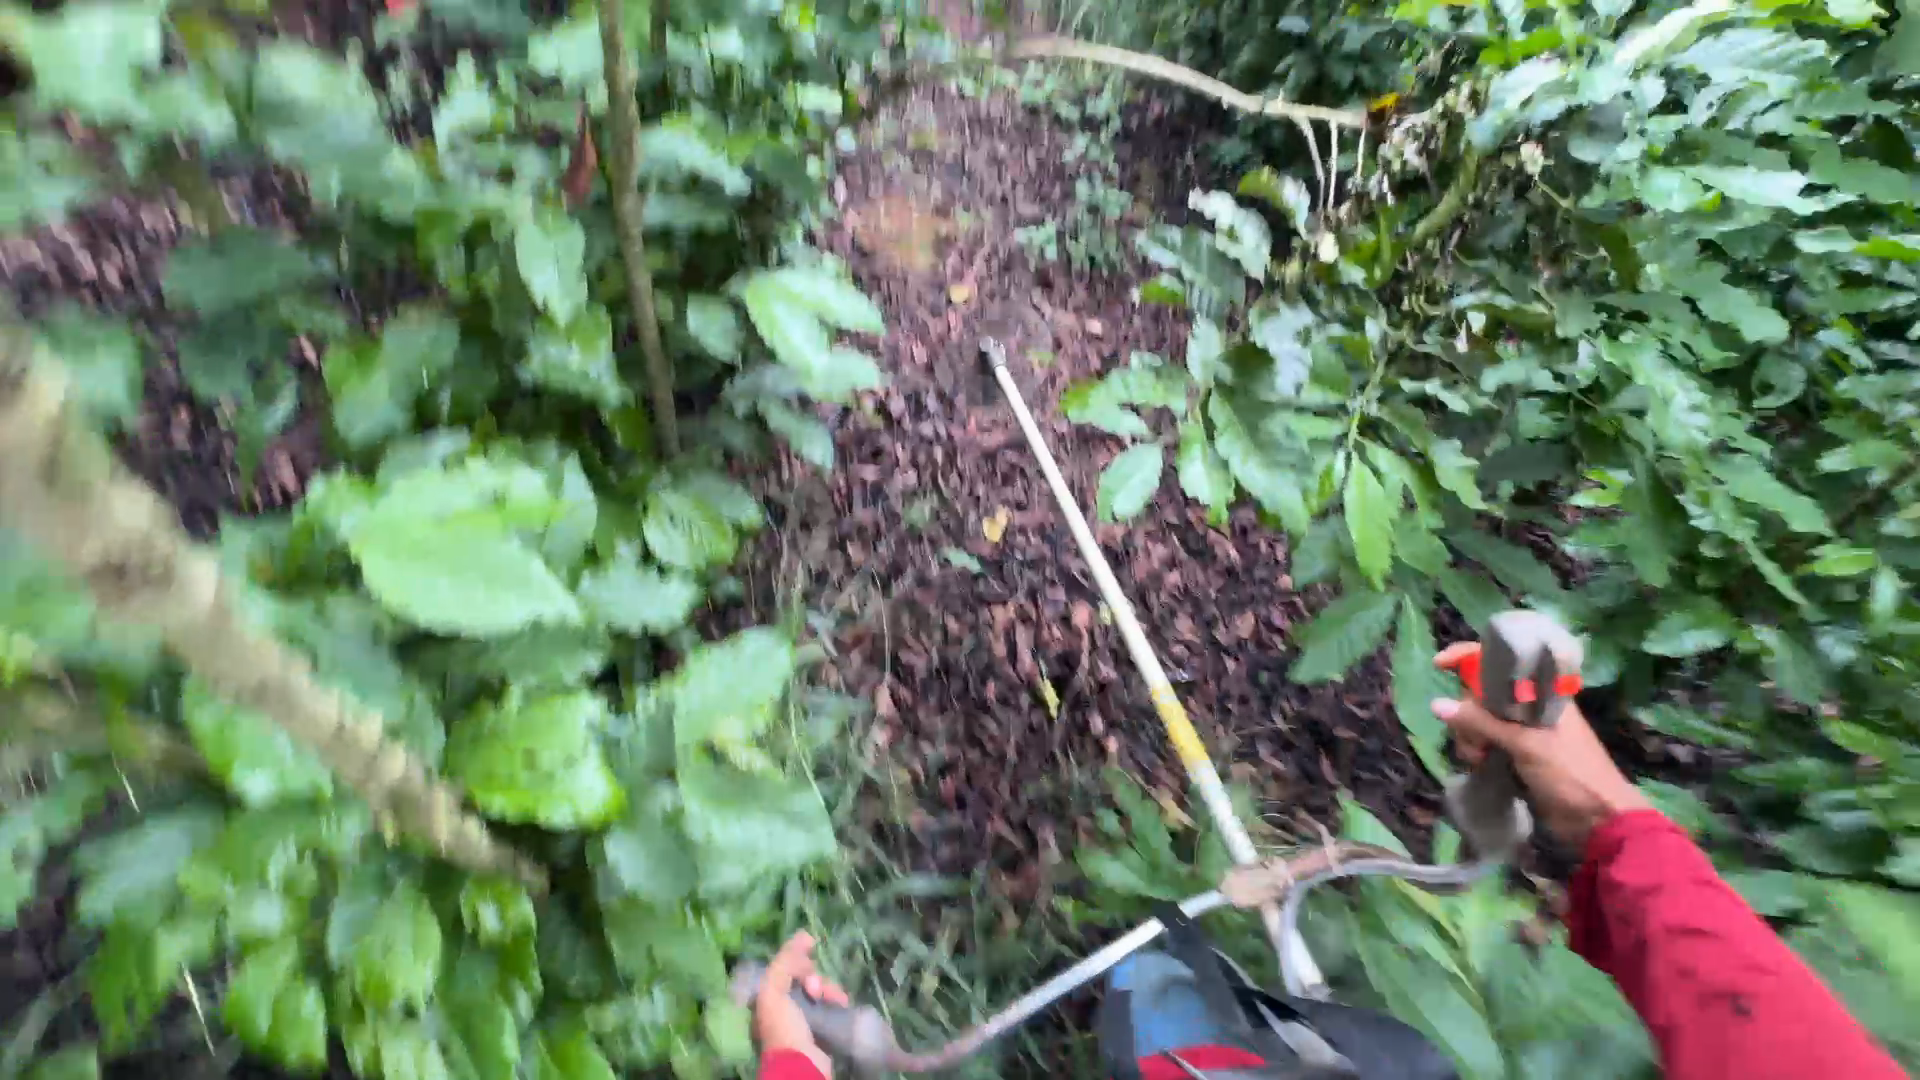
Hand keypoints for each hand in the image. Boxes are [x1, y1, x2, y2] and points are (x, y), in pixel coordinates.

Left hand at [755, 932, 848, 1078]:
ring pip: (818, 990)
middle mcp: (781, 1009)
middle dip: (814, 976)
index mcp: (766, 1000)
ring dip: (828, 987)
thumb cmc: (783, 1028)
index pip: (782, 968)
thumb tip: (804, 934)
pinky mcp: (820, 1029)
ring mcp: (802, 1020)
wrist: (803, 1066)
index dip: (795, 958)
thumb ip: (784, 962)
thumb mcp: (772, 991)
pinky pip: (830, 1005)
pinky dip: (836, 1000)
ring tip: (835, 997)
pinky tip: (841, 1001)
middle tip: (816, 986)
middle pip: (802, 978)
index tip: (809, 950)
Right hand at [1431, 642, 1651, 850]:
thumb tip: (1437, 704)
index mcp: (1542, 695)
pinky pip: (1480, 740)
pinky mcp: (1513, 753)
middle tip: (1474, 735)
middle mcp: (1529, 708)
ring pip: (1476, 719)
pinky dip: (1474, 749)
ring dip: (1469, 736)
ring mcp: (1520, 731)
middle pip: (1480, 693)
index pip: (1502, 663)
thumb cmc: (1571, 774)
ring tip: (1479, 756)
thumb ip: (1481, 723)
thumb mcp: (1526, 745)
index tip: (1441, 664)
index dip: (1469, 657)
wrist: (1598, 822)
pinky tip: (1480, 764)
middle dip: (1466, 712)